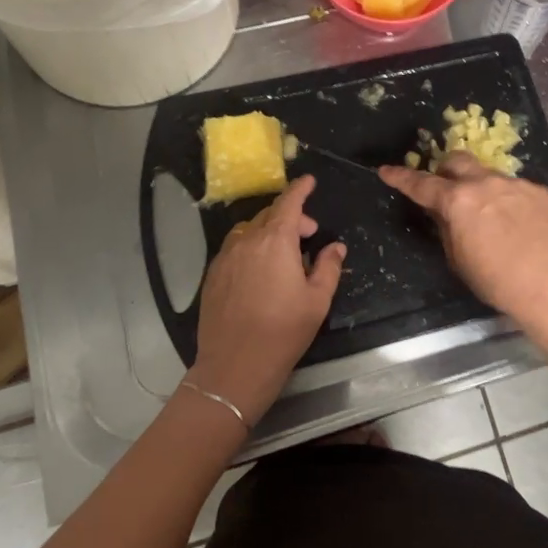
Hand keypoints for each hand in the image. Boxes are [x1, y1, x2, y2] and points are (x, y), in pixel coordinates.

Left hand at [190, 175, 345, 421]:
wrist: (234, 366)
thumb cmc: (283, 332)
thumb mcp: (317, 301)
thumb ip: (328, 267)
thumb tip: (335, 246)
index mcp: (275, 241)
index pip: (289, 203)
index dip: (300, 189)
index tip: (309, 181)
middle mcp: (247, 241)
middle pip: (269, 215)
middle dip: (290, 217)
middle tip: (308, 234)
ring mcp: (225, 258)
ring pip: (249, 231)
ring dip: (268, 232)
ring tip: (284, 254)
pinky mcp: (212, 276)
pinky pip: (234, 249)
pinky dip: (250, 248)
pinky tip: (260, 271)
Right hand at [378, 152, 547, 326]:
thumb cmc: (498, 282)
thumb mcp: (458, 260)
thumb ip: (446, 229)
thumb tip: (442, 213)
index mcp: (458, 201)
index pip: (422, 184)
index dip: (401, 177)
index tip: (386, 171)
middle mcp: (485, 183)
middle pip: (457, 161)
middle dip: (445, 171)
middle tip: (445, 190)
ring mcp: (516, 184)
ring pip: (488, 175)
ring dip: (479, 188)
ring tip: (488, 217)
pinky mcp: (539, 191)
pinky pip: (514, 189)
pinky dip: (506, 200)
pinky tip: (516, 225)